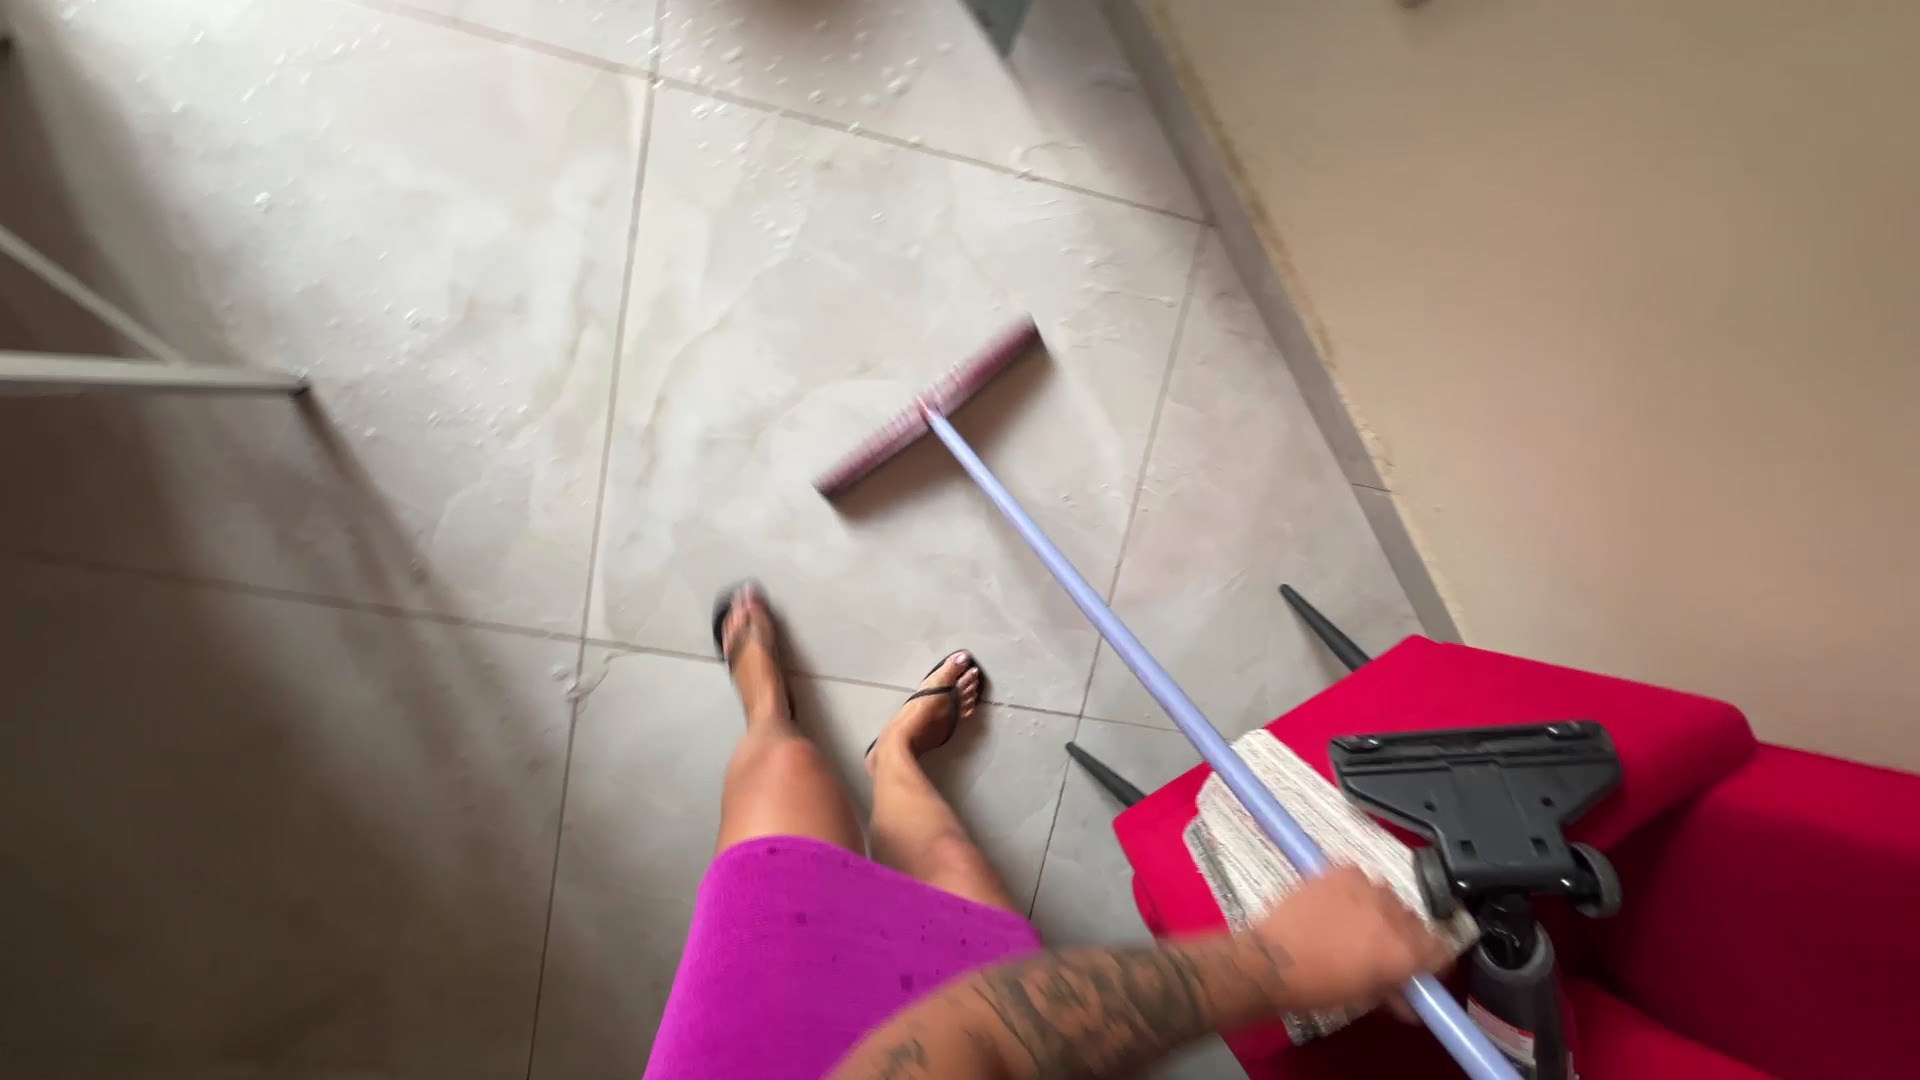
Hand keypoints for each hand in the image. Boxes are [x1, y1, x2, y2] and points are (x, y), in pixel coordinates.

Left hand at [1251, 865, 1452, 1013]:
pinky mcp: (1337, 871)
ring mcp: (1364, 889)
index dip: (1429, 956)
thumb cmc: (1321, 984)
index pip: (1440, 947)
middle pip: (1413, 919)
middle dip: (1402, 932)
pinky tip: (1338, 899)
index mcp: (1406, 951)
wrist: (1276, 959)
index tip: (1418, 961)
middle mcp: (1392, 916)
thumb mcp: (1368, 996)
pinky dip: (1353, 885)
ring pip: (1387, 893)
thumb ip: (1396, 989)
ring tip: (1356, 919)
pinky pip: (1358, 873)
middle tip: (1380, 943)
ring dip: (1378, 906)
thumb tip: (1409, 995)